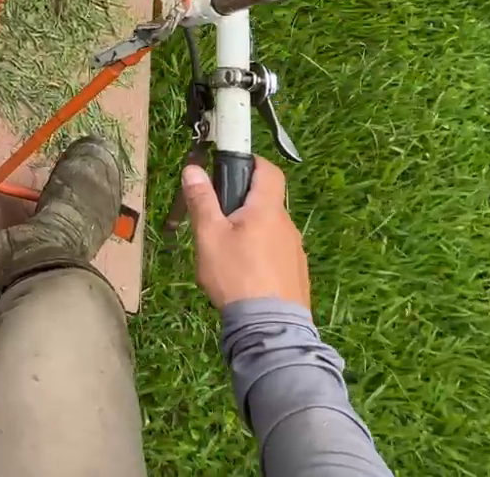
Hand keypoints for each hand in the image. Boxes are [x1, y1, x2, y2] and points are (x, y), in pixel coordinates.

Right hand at [182, 156, 311, 309]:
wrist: (269, 329)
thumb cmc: (235, 273)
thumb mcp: (209, 234)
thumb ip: (202, 200)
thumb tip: (194, 169)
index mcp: (267, 210)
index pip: (268, 171)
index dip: (251, 161)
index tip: (228, 166)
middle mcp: (286, 226)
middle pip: (265, 200)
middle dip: (240, 201)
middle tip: (213, 216)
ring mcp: (294, 251)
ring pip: (268, 227)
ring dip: (248, 228)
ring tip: (224, 248)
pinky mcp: (295, 273)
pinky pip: (275, 250)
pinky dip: (258, 250)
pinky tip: (241, 270)